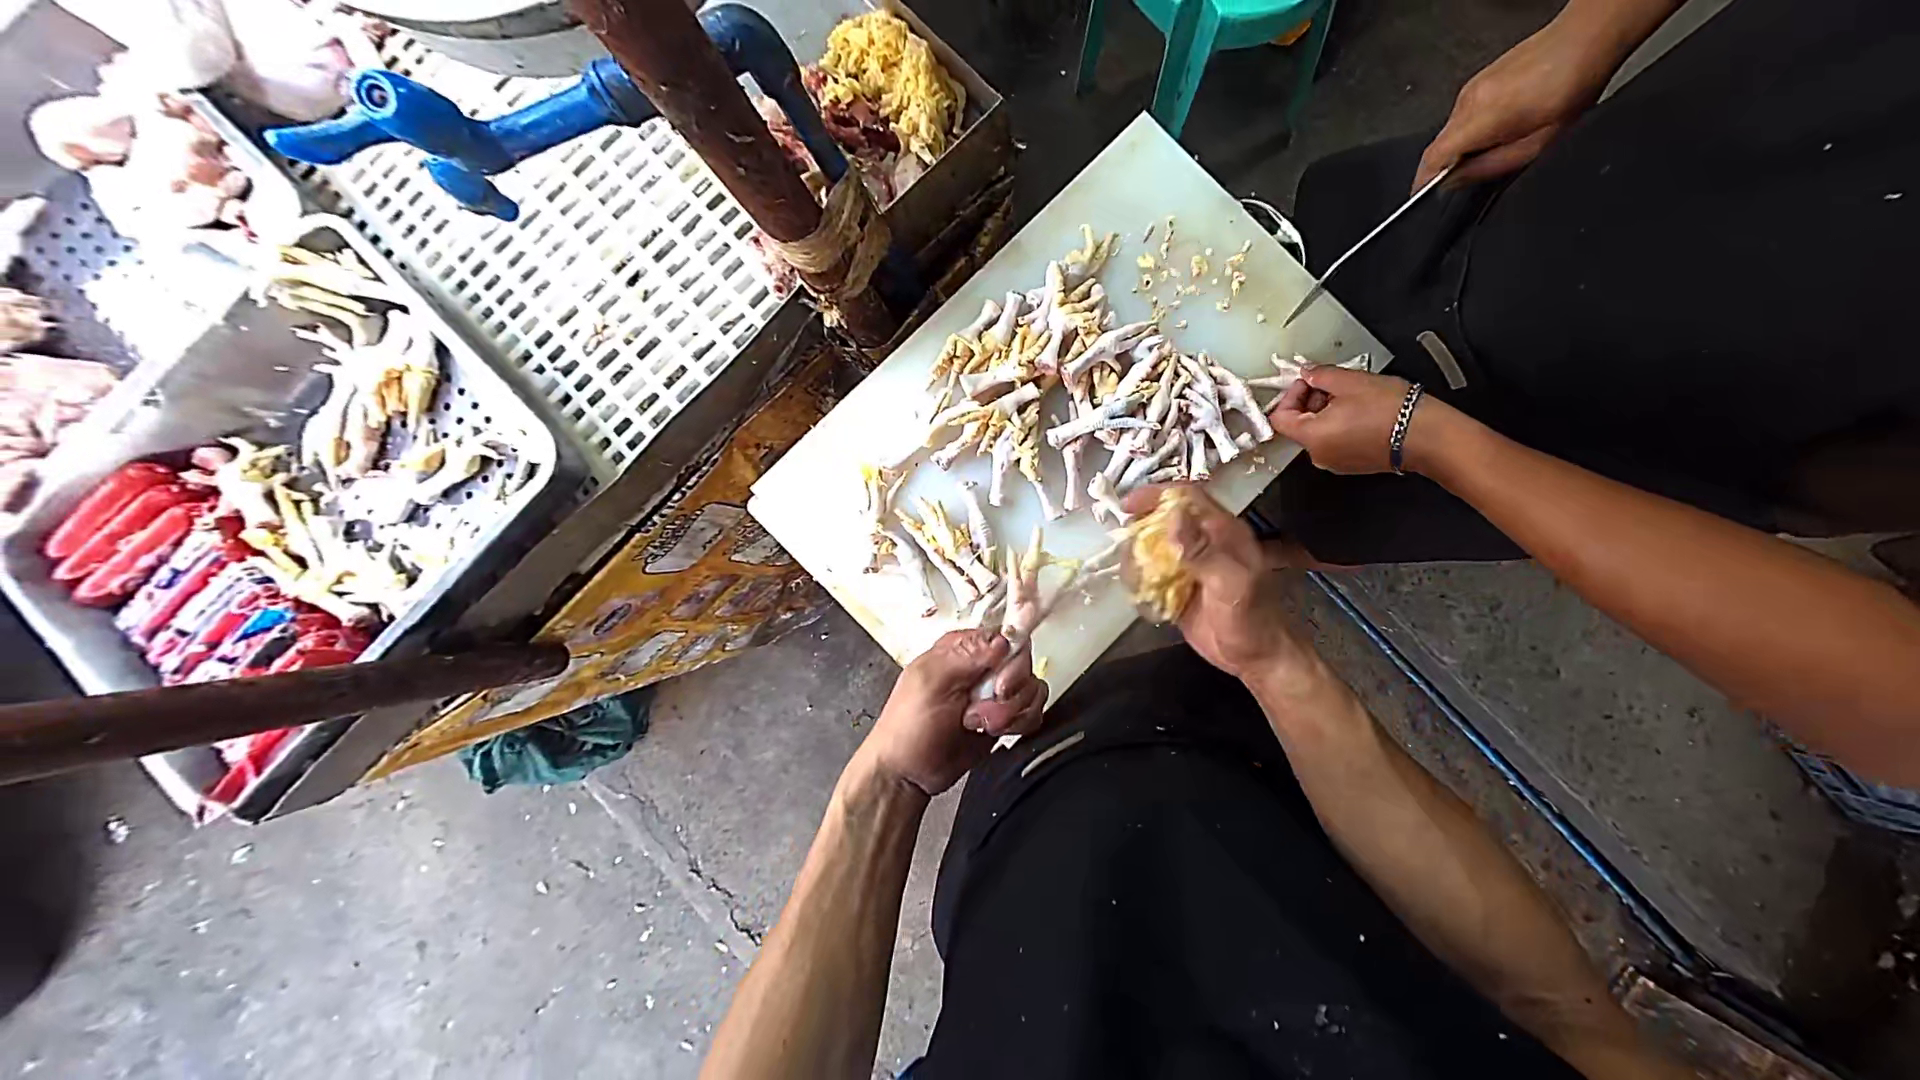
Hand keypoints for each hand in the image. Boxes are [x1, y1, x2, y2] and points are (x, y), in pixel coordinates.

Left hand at [860, 629, 1047, 796]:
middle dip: (1010, 693)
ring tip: (978, 724)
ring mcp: (993, 691)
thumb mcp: (930, 683)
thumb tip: (1003, 640)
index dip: (1011, 661)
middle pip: (1023, 664)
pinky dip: (1019, 724)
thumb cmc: (908, 728)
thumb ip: (965, 656)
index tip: (999, 685)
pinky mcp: (1004, 715)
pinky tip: (994, 731)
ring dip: (1011, 713)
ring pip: (1031, 689)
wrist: (910, 773)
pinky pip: (1032, 711)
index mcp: (960, 648)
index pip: (1007, 636)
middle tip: (979, 710)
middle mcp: (980, 665)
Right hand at [1120, 486, 1321, 688]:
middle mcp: (1205, 542)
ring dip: (1136, 553)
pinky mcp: (1177, 586)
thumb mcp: (1230, 582)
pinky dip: (1138, 576)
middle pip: (1165, 518)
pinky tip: (1136, 587)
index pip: (1187, 497)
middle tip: (1123, 539)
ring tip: (1131, 569)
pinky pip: (1151, 573)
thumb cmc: (1252, 620)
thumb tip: (1172, 517)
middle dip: (1140, 524)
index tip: (1129, 504)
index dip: (1157, 495)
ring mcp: (1190, 564)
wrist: (1257, 659)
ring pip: (1154, 545)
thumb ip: (1202, 550)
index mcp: (1223, 532)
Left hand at [1267, 364, 1433, 474]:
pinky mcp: (1352, 463)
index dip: (1290, 396)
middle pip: (1299, 425)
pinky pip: (1336, 441)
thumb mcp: (1351, 382)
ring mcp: (1335, 462)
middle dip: (1311, 401)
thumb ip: (1321, 376)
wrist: (1430, 436)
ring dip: (1327, 411)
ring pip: (1318, 432)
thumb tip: (1308, 373)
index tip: (1306, 382)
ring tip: (1351, 395)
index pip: (1280, 418)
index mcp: (1312, 437)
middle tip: (1331, 384)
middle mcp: (1319, 455)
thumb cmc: (1394, 412)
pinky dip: (1340, 424)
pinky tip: (1361, 410)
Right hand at [1412, 12, 1634, 190]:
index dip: (1423, 183)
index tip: (1423, 196)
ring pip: (1450, 133)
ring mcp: (1469, 90)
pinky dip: (1472, 128)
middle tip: (1476, 170)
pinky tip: (1502, 122)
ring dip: (1463, 145)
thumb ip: (1489, 167)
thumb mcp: (1536, 144)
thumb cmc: (1575, 84)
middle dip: (1449, 164)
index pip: (1432, 160)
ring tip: (1499, 140)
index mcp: (1479, 120)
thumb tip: (1454, 182)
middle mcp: (1466, 103)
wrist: (1590, 35)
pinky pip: (1461, 117)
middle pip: (1438, 148)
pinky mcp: (1477, 82)